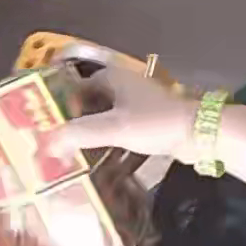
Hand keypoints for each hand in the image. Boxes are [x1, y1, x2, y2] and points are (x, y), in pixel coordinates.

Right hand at [45, 68, 201, 162]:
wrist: (199, 133)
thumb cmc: (154, 123)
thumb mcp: (113, 128)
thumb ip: (78, 134)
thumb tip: (45, 144)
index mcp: (113, 78)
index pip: (77, 88)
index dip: (62, 107)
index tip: (50, 129)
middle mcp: (125, 87)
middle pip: (92, 106)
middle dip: (78, 126)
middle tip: (60, 148)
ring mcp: (140, 105)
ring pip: (109, 121)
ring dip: (96, 139)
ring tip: (77, 160)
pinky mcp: (152, 123)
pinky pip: (125, 134)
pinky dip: (115, 147)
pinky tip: (106, 166)